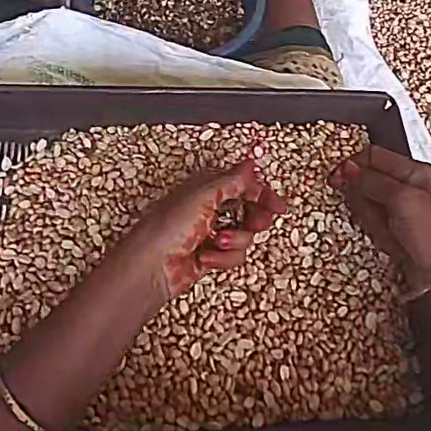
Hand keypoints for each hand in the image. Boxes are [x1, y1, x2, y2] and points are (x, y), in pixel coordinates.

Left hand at [95, 160, 287, 304]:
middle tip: (254, 223)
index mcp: (208, 188)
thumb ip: (232, 180)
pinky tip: (206, 257)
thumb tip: (250, 163)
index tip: (278, 206)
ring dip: (235, 240)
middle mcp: (211, 209)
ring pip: (245, 235)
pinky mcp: (212, 256)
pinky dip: (223, 258)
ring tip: (218, 241)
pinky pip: (235, 255)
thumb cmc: (168, 228)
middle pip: (249, 211)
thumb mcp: (204, 196)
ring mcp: (212, 233)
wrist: (152, 267)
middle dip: (254, 219)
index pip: (244, 185)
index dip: (263, 194)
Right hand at [329, 146, 430, 290]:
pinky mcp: (396, 230)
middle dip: (363, 197)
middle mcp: (407, 187)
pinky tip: (389, 241)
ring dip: (370, 218)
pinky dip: (376, 232)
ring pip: (368, 204)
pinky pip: (373, 224)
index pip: (374, 155)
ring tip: (388, 231)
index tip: (336, 177)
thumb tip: (347, 167)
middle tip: (372, 211)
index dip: (353, 164)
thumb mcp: (401, 199)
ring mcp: (401, 210)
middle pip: (367, 181)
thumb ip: (372, 181)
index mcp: (414, 171)